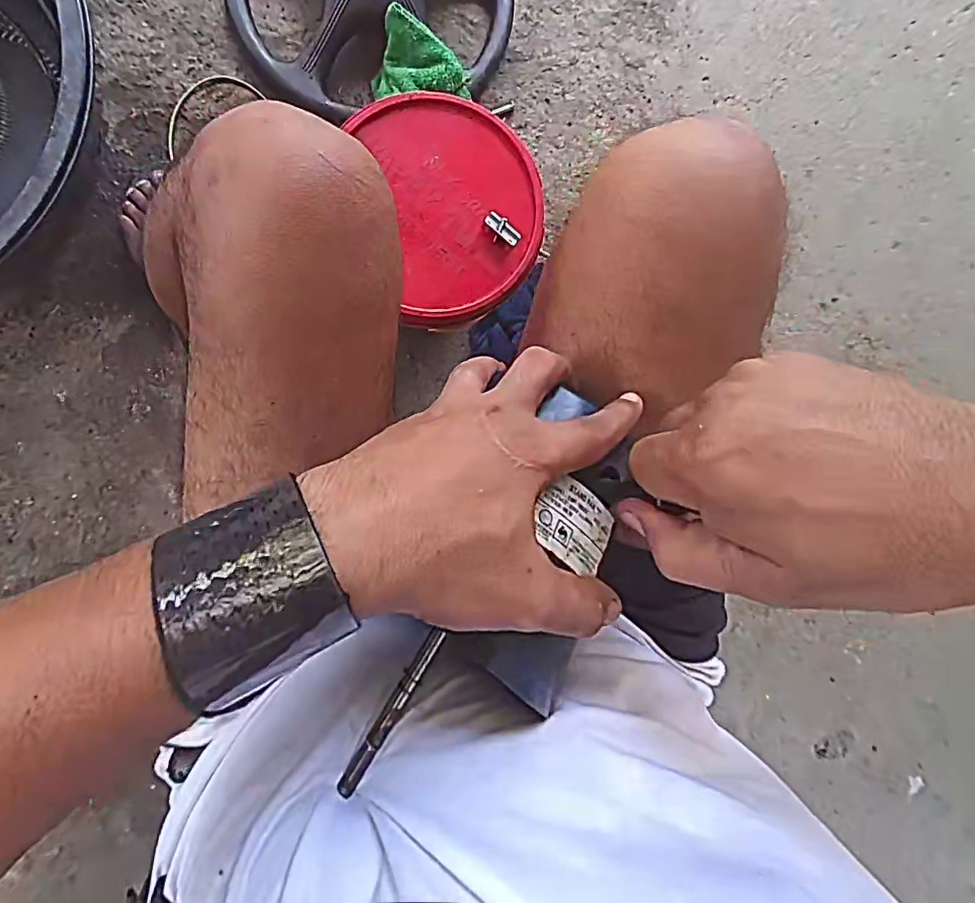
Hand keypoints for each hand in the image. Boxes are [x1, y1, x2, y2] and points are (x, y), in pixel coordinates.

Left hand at [299, 347, 641, 636]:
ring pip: (482, 367)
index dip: (617, 417)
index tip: (629, 405)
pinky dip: (456, 398)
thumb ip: (574, 605)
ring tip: (506, 387)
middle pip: (537, 367)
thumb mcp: (519, 596)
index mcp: (526, 451)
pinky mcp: (408, 425)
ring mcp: (444, 415)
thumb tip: (602, 607)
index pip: (588, 429)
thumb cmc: (430, 554)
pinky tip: (451, 425)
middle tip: (565, 384)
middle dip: (560, 369)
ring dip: (501, 372)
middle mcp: (488, 419)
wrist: (345, 539)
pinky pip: (440, 395)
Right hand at [619, 352, 974, 612]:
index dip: (669, 494)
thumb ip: (680, 551)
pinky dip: (767, 414)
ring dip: (733, 438)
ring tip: (797, 472)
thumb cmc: (875, 548)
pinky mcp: (796, 360)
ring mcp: (760, 375)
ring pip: (712, 409)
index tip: (708, 512)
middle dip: (699, 466)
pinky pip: (752, 390)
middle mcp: (721, 404)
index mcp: (705, 460)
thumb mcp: (769, 582)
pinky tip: (818, 443)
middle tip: (759, 502)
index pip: (641, 462)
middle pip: (673, 432)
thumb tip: (634, 519)